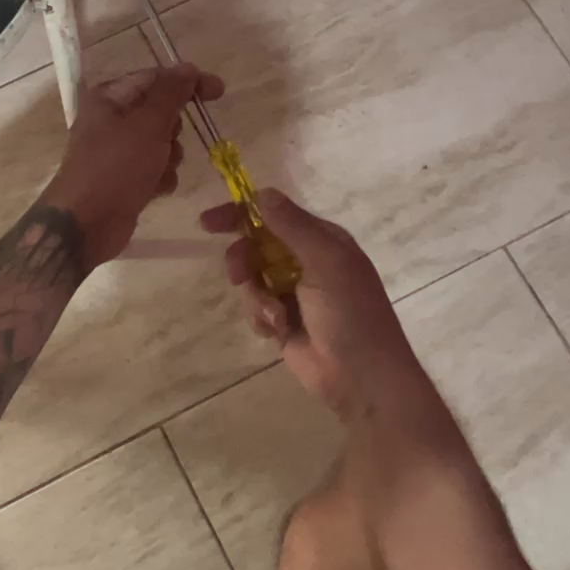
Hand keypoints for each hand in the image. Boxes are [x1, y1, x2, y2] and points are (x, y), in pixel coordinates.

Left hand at [40, 63, 224, 268]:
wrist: (86, 224)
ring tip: (158, 170)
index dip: (187, 82)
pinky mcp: (125, 179)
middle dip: (174, 129)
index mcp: (110, 98)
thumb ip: (171, 94)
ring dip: (170, 157)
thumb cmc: (115, 167)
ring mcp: (118, 152)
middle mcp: (111, 120)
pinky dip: (160, 178)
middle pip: (160, 113)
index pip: (156, 79)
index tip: (218, 92)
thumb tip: (188, 68)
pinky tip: (154, 190)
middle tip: (167, 141)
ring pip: (163, 144)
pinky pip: (156, 170)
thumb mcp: (147, 125)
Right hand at [201, 190, 428, 418]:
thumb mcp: (326, 262)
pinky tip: (278, 331)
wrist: (361, 377)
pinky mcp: (282, 320)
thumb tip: (262, 193)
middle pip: (255, 246)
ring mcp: (292, 292)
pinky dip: (261, 318)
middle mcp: (306, 261)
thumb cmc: (351, 313)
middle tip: (238, 275)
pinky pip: (254, 308)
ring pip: (251, 279)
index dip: (240, 215)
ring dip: (256, 297)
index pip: (273, 215)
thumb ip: (293, 227)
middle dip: (243, 261)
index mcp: (322, 240)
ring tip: (276, 315)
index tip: (208, 223)